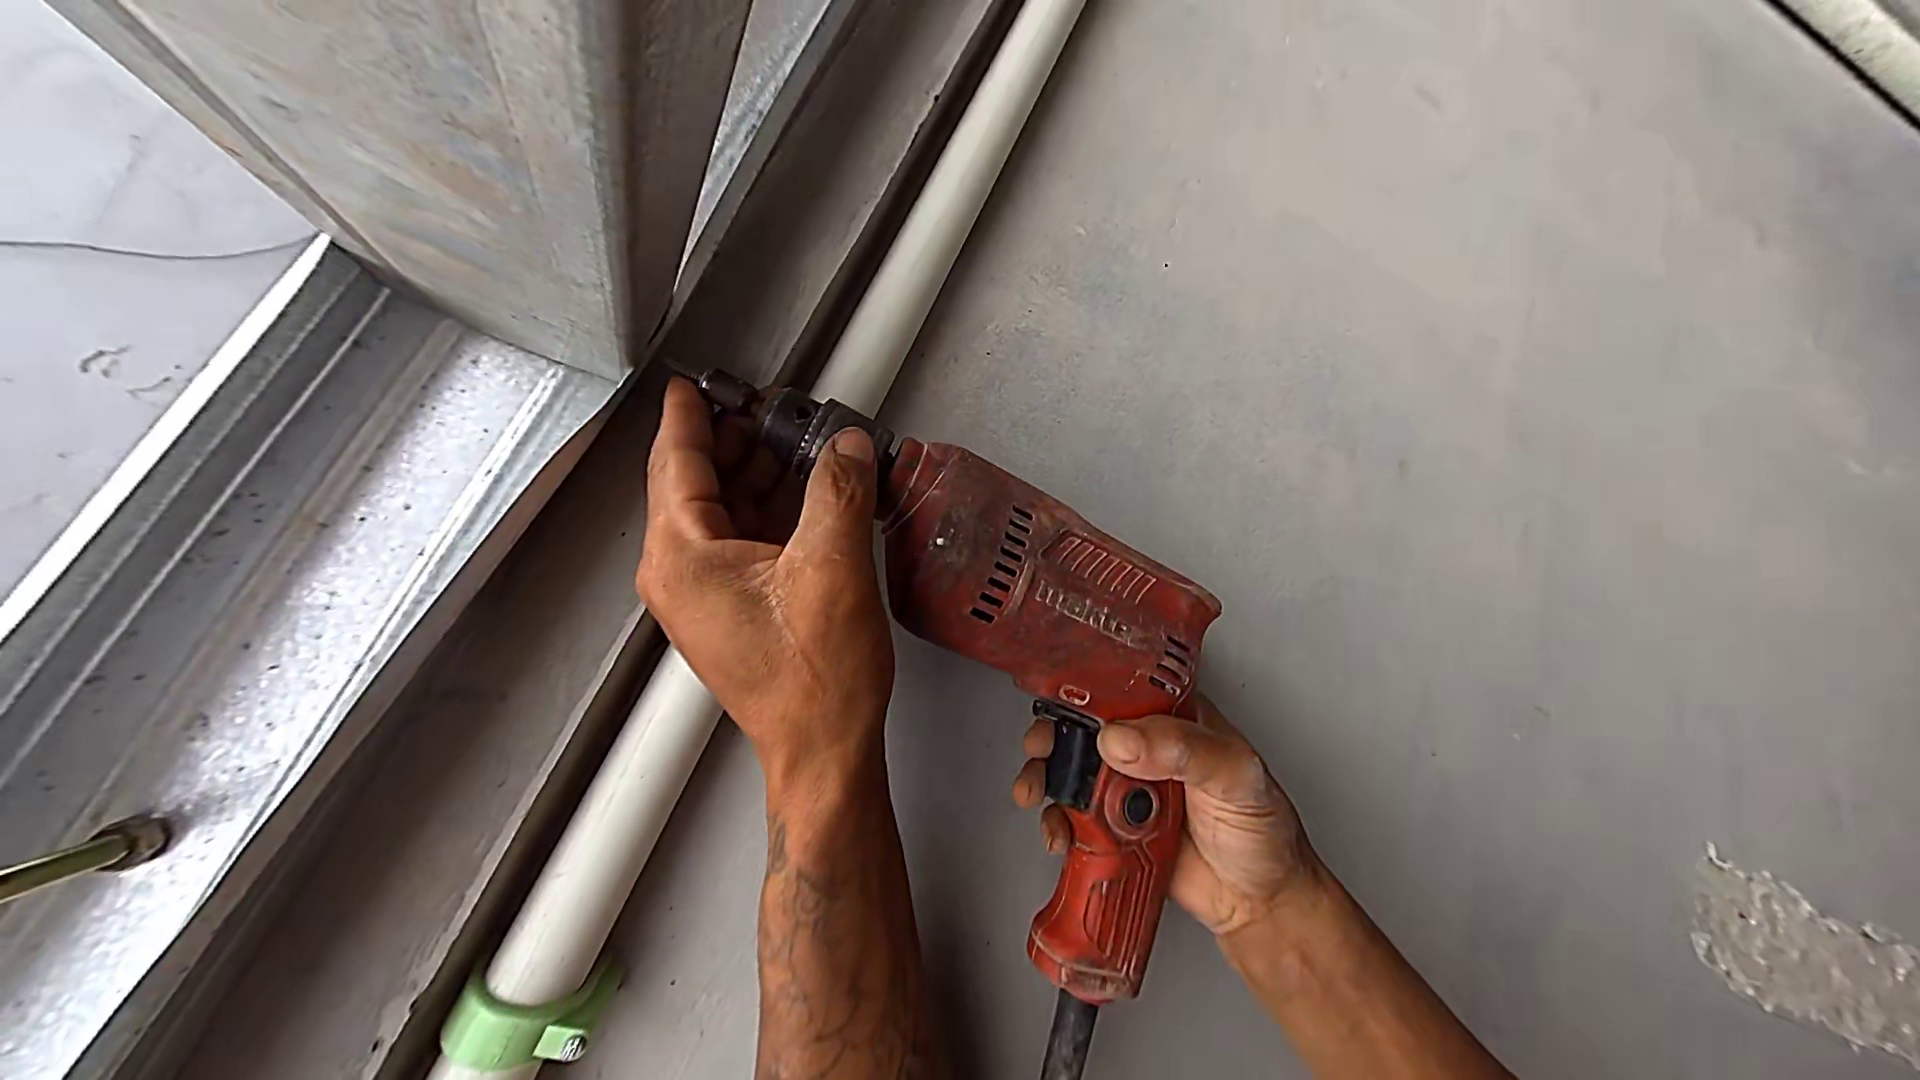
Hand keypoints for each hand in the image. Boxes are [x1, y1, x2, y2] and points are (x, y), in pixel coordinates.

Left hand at [636, 376, 894, 789]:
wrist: (825, 747)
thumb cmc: (816, 680)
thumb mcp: (833, 566)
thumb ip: (839, 490)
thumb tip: (847, 447)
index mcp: (684, 557)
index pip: (676, 462)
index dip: (691, 415)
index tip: (695, 385)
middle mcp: (684, 574)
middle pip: (700, 483)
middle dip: (737, 440)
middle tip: (771, 409)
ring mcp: (710, 595)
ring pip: (727, 511)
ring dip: (760, 474)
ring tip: (798, 443)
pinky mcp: (739, 609)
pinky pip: (748, 541)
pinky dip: (774, 510)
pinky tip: (808, 493)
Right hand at [1011, 694, 1320, 936]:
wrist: (1260, 903)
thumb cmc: (1263, 828)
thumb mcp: (1233, 774)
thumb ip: (1184, 749)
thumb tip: (1121, 738)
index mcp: (1171, 717)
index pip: (1119, 689)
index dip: (1081, 692)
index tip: (1060, 704)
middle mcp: (1143, 747)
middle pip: (1082, 729)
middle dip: (1050, 737)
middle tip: (1041, 750)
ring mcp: (1125, 788)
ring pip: (1069, 772)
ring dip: (1043, 778)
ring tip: (1038, 792)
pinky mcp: (1112, 827)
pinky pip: (1072, 818)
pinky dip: (1055, 823)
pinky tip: (1061, 832)